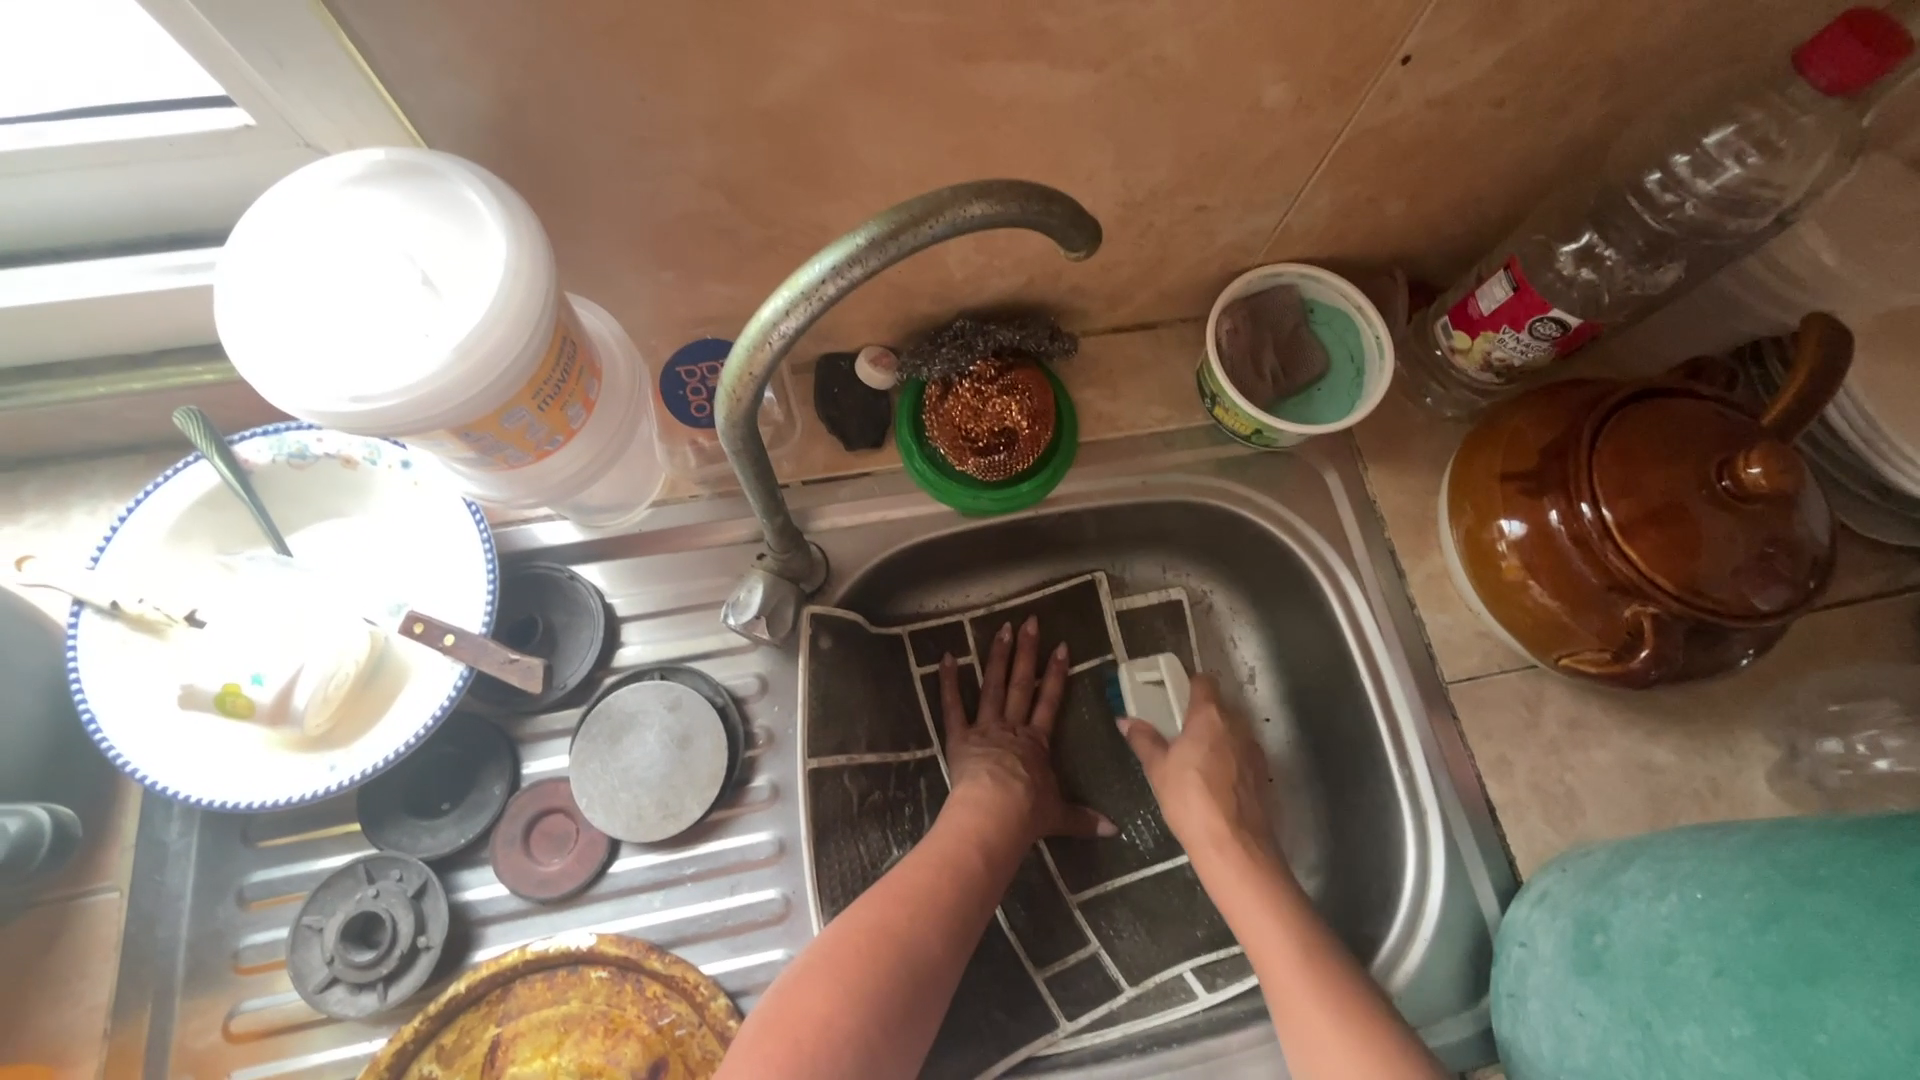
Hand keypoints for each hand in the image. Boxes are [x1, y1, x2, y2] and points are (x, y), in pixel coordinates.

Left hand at [939, 616, 1116, 843]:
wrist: (995, 816)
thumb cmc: (1028, 815)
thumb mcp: (1060, 816)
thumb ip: (1084, 819)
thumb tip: (1115, 831)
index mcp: (1037, 742)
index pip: (1050, 700)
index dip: (1056, 673)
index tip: (1061, 646)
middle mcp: (1012, 727)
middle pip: (1021, 684)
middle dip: (1027, 652)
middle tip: (1029, 622)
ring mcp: (985, 729)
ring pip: (991, 686)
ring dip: (996, 657)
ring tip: (1001, 629)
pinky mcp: (959, 737)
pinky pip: (951, 707)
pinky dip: (947, 682)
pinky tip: (945, 657)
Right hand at [1117, 674, 1275, 861]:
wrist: (1235, 845)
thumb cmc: (1190, 799)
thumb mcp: (1157, 769)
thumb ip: (1144, 740)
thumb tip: (1126, 720)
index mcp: (1209, 716)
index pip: (1203, 681)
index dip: (1188, 684)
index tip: (1172, 695)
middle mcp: (1237, 725)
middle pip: (1218, 707)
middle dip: (1199, 714)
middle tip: (1177, 731)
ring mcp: (1254, 749)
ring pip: (1232, 731)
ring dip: (1216, 737)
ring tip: (1195, 759)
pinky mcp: (1263, 774)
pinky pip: (1242, 754)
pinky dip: (1229, 759)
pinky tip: (1215, 781)